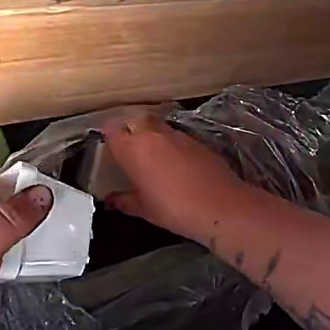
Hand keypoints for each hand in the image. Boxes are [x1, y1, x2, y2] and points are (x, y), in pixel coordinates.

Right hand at [100, 113, 253, 241]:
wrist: (220, 205)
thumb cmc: (174, 209)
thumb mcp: (144, 210)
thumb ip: (126, 201)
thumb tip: (113, 199)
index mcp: (134, 149)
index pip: (112, 131)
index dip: (109, 137)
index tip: (109, 150)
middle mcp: (154, 135)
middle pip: (136, 120)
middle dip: (130, 130)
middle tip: (129, 149)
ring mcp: (179, 135)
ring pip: (158, 126)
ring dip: (152, 135)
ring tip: (153, 156)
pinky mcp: (198, 141)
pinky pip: (177, 136)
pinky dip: (172, 144)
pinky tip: (176, 162)